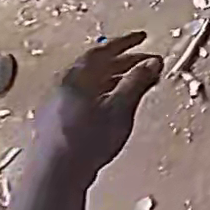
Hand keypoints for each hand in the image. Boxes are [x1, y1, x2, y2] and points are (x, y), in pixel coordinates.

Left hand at [28, 34, 162, 177]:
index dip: (125, 43)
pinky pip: (87, 95)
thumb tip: (152, 63)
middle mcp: (64, 86)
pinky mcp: (60, 118)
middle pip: (97, 66)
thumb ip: (137, 82)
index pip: (102, 51)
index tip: (142, 37)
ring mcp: (59, 102)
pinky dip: (106, 91)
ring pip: (93, 81)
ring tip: (138, 81)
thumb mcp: (120, 108)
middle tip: (148, 62)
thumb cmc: (87, 139)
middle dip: (125, 61)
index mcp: (76, 78)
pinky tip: (117, 102)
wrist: (57, 171)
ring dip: (117, 77)